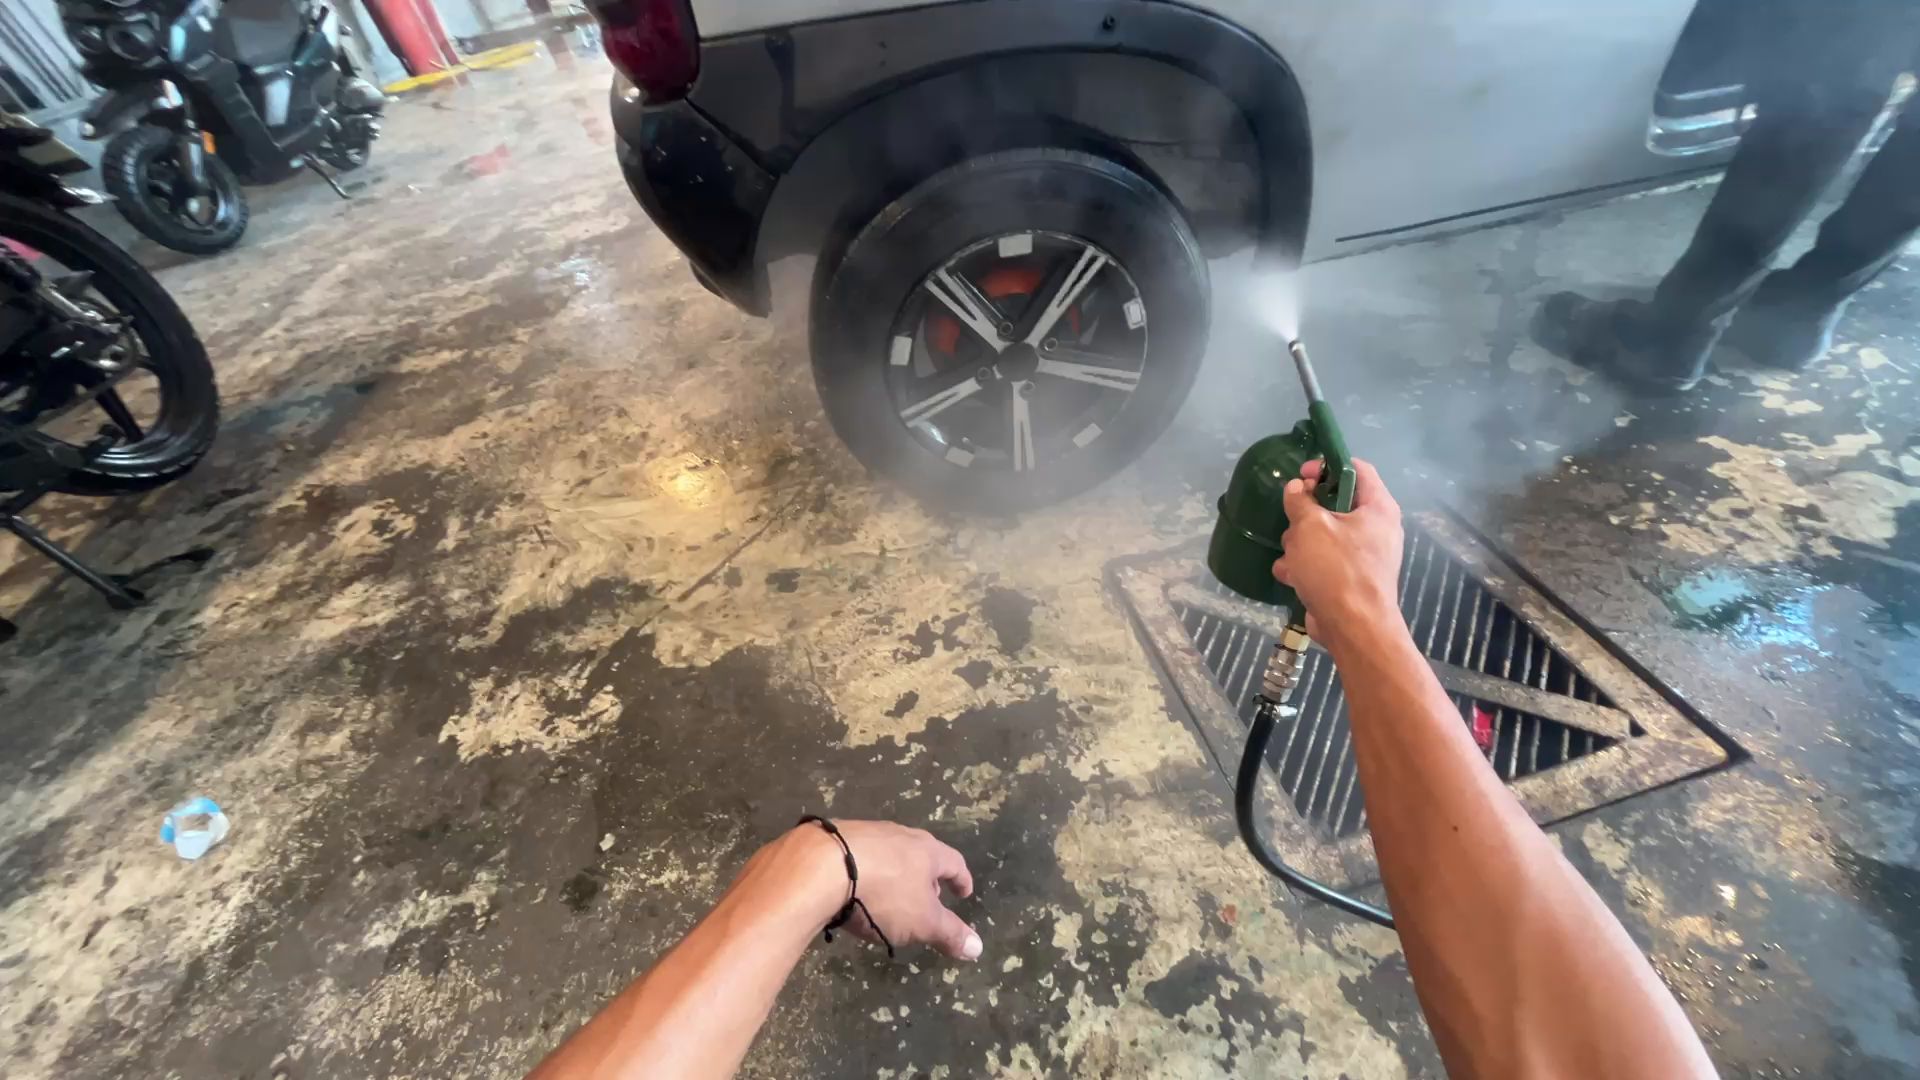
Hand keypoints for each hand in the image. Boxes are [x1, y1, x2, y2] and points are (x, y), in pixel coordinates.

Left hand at [754, 820, 981, 961]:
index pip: (954, 862)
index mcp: (927, 850)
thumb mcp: (922, 921)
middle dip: (927, 878)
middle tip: (928, 899)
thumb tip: (978, 947)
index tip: (964, 893)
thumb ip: (949, 933)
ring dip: (897, 874)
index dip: (961, 879)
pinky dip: (868, 872)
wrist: (823, 866)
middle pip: (922, 854)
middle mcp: (901, 835)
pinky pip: (862, 855)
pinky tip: (857, 889)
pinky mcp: (839, 838)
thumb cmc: (884, 893)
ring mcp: (869, 833)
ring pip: (892, 853)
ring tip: (892, 897)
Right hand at [1271, 457, 1404, 650]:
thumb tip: (1297, 488)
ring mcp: (1362, 555)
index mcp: (1377, 508)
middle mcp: (1375, 528)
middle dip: (1306, 513)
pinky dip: (1303, 566)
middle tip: (1292, 521)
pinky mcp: (1348, 578)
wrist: (1353, 627)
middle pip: (1335, 504)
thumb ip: (1300, 501)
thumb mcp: (1310, 526)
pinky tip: (1291, 576)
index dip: (1328, 466)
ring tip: (1291, 557)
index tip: (1302, 475)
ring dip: (1299, 543)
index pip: (1357, 469)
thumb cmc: (1337, 569)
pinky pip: (1321, 560)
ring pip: (1322, 534)